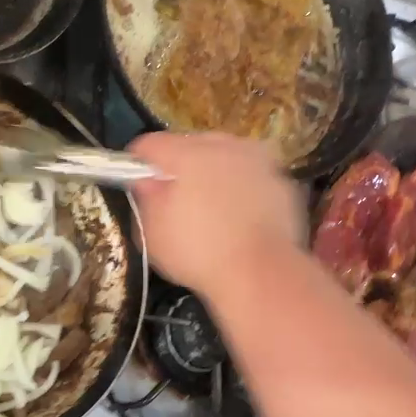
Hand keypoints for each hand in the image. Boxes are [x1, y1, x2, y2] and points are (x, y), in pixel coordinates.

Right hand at [127, 132, 305, 292]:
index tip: (132, 180)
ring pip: (225, 156)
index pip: (151, 143)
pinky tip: (234, 217)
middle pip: (191, 144)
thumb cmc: (197, 252)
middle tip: (171, 197)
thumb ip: (145, 198)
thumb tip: (146, 181)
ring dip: (211, 173)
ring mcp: (259, 162)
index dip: (136, 162)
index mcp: (188, 154)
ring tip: (206, 206)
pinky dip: (239, 188)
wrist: (260, 273)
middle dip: (178, 166)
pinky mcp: (283, 182)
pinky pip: (250, 177)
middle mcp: (226, 146)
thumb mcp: (152, 232)